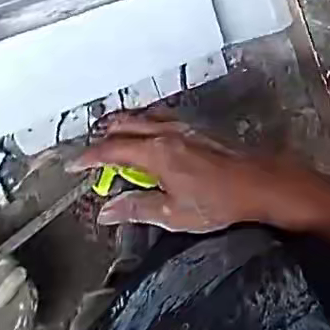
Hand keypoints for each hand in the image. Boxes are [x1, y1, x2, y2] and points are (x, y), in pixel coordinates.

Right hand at [70, 111, 329, 232]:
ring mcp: (185, 125)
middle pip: (126, 124)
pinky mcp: (198, 126)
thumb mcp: (172, 214)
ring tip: (114, 141)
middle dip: (104, 136)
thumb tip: (107, 211)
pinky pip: (163, 116)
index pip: (112, 150)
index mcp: (157, 152)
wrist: (258, 182)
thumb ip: (137, 208)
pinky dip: (146, 122)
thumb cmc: (217, 202)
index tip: (71, 165)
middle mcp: (168, 131)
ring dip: (125, 125)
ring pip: (145, 116)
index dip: (89, 157)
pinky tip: (148, 136)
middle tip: (90, 153)